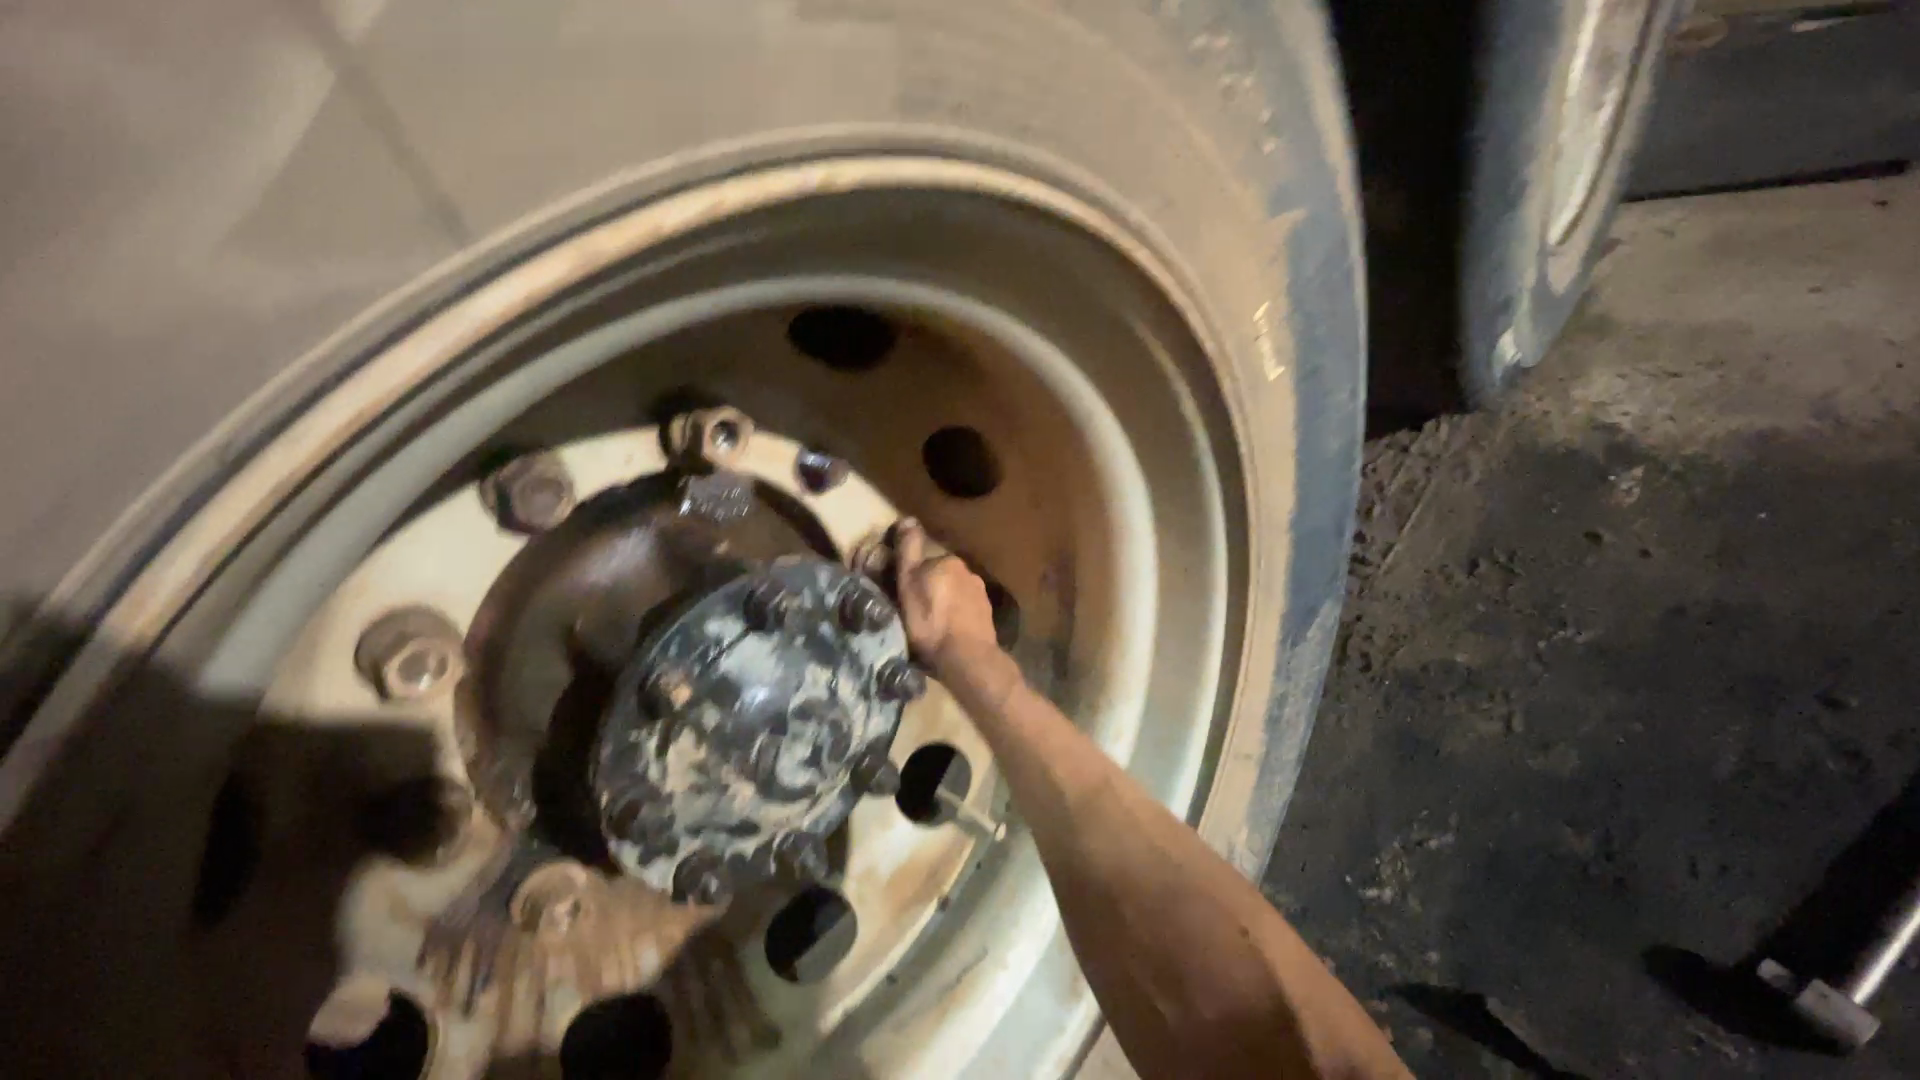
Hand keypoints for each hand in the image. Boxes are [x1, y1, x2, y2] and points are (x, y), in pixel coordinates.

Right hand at [894, 519, 998, 674]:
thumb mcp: (908, 583)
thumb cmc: (930, 621)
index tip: (904, 594)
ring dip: (945, 602)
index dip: (912, 577)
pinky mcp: (987, 614)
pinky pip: (966, 609)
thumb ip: (908, 551)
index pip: (924, 561)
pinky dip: (957, 616)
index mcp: (948, 561)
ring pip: (955, 593)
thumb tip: (908, 518)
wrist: (966, 657)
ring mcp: (981, 593)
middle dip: (931, 588)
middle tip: (916, 611)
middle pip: (941, 576)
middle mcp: (968, 571)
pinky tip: (950, 632)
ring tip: (933, 625)